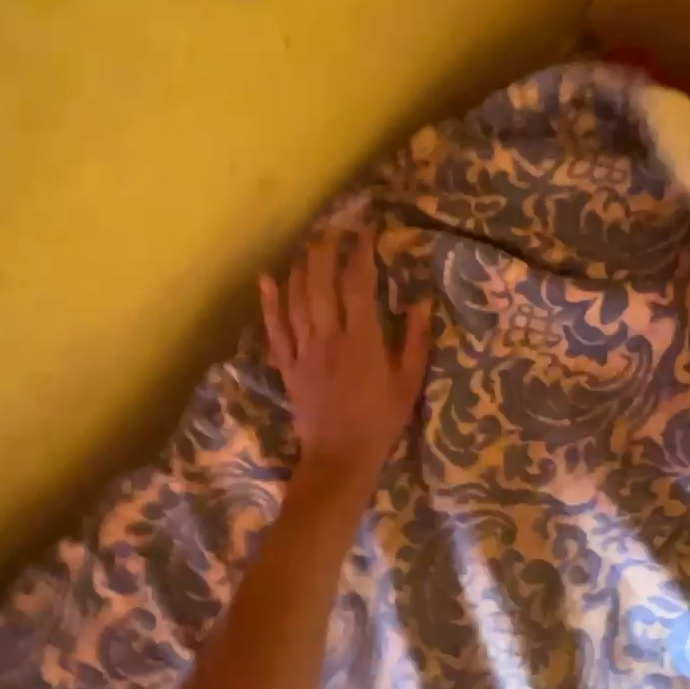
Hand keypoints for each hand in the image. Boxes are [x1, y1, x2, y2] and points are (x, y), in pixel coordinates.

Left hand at [259, 207, 431, 485]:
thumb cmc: (380, 422)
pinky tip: (268, 278)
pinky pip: (275, 329)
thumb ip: (416, 342)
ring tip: (309, 246)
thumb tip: (421, 303)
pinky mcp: (288, 366)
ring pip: (296, 300)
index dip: (361, 254)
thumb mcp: (409, 383)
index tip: (366, 233)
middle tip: (334, 231)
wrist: (340, 458)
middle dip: (326, 251)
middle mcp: (329, 338)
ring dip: (301, 268)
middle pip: (320, 283)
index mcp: (362, 340)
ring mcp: (303, 351)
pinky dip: (270, 302)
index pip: (358, 284)